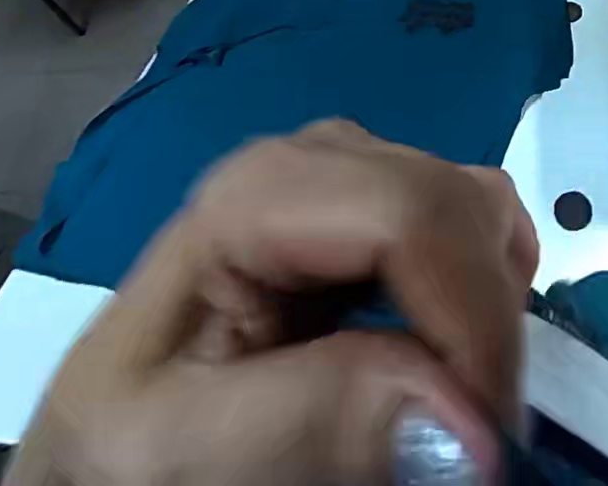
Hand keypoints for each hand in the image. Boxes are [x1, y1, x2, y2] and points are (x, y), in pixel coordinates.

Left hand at [5, 120, 538, 485]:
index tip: (493, 437)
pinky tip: (449, 330)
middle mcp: (313, 154)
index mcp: (255, 192)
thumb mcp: (177, 453)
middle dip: (486, 316)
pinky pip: (465, 207)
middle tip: (477, 433)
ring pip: (471, 200)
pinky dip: (483, 270)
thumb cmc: (123, 436)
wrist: (115, 412)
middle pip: (451, 201)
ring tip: (454, 384)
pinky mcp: (374, 188)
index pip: (408, 215)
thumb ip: (310, 420)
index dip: (470, 316)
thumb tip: (469, 419)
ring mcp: (350, 163)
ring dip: (488, 296)